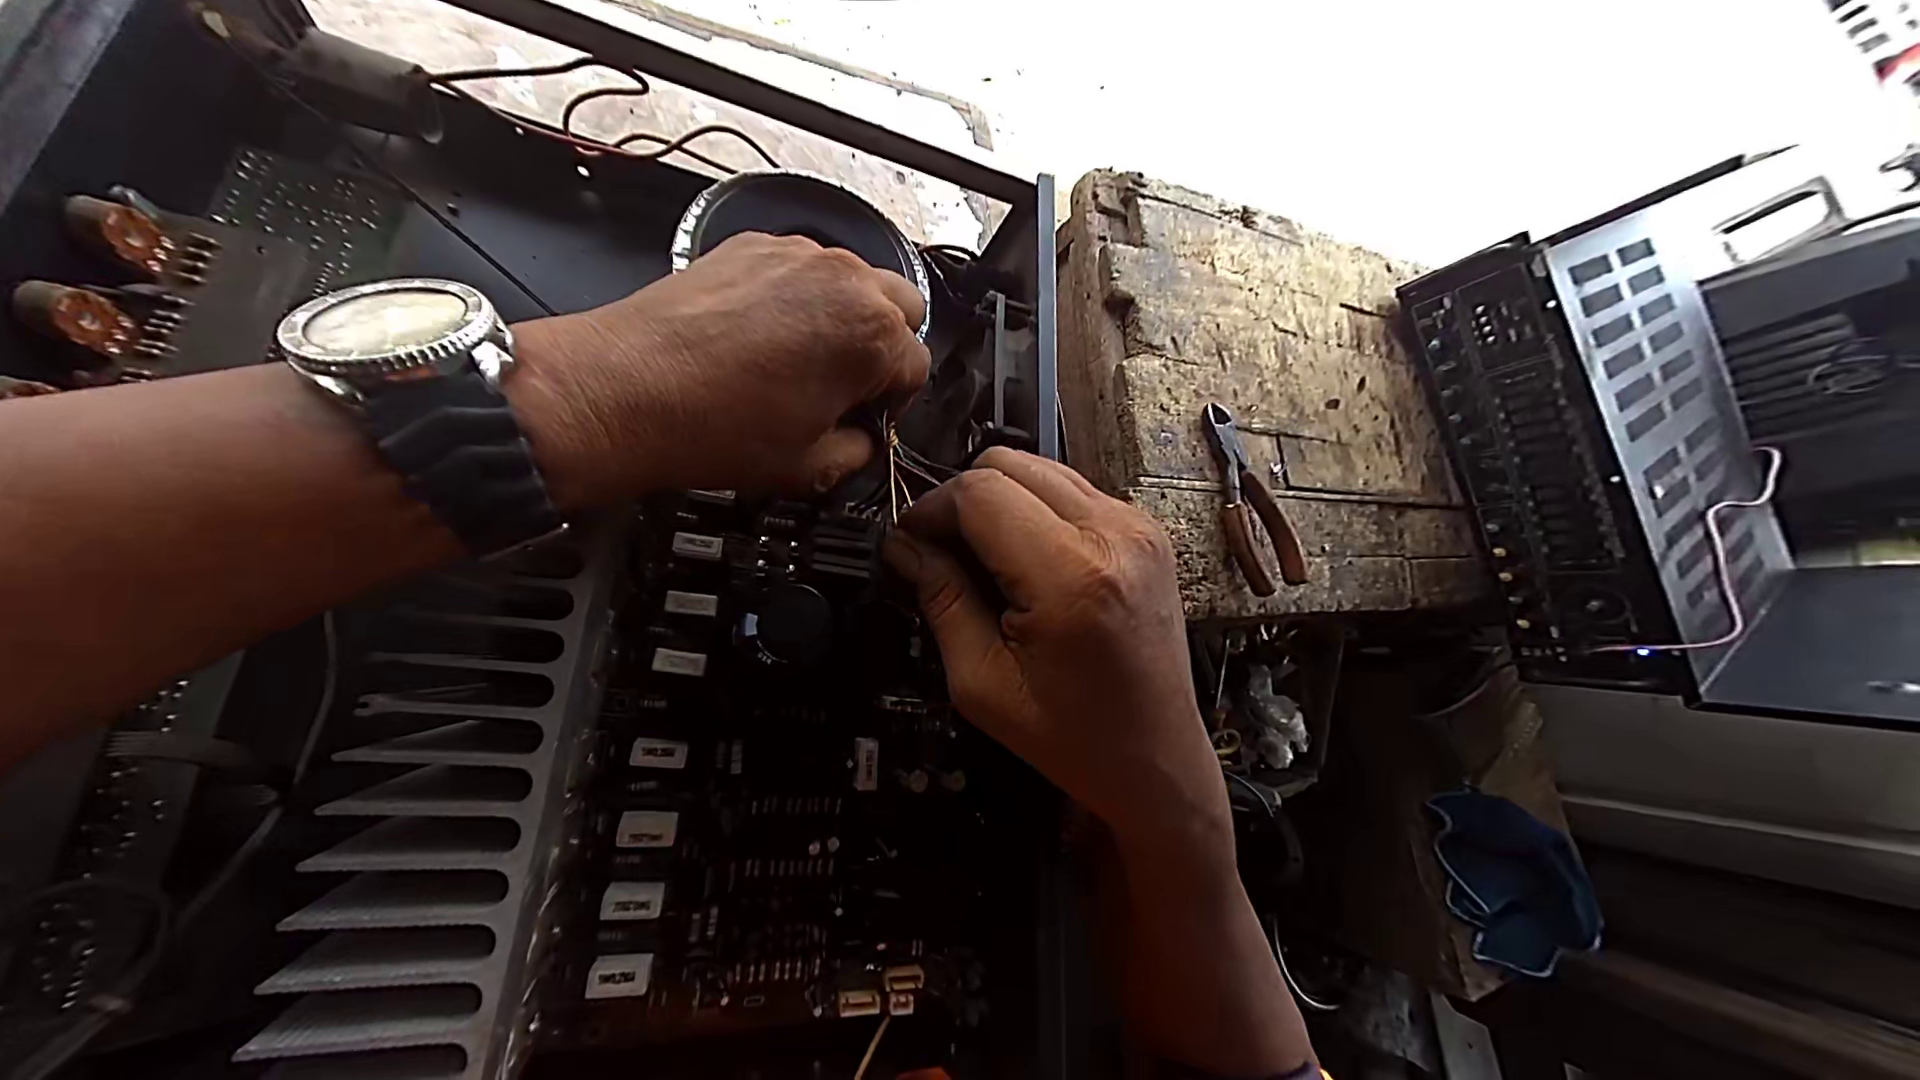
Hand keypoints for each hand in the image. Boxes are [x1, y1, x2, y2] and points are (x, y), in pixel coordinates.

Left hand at [506, 232, 930, 506]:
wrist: (625, 393)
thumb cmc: (712, 425)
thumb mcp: (811, 466)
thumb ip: (861, 450)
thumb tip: (864, 438)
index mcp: (871, 336)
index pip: (918, 366)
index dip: (896, 400)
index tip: (869, 415)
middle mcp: (843, 282)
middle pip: (903, 308)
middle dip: (887, 346)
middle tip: (850, 382)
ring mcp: (797, 256)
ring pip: (857, 282)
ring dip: (848, 318)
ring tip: (805, 359)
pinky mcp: (753, 246)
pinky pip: (804, 269)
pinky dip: (803, 298)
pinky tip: (769, 337)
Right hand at [884, 448, 1232, 859]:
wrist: (1157, 758)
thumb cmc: (1075, 737)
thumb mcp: (982, 682)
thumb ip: (940, 598)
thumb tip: (903, 546)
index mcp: (1072, 577)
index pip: (980, 492)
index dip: (930, 508)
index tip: (909, 539)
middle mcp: (1114, 535)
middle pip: (1008, 463)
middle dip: (961, 498)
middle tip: (942, 548)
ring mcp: (1137, 526)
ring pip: (1039, 467)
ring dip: (998, 499)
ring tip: (984, 556)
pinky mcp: (1145, 530)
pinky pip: (1070, 489)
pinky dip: (1034, 508)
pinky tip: (1025, 556)